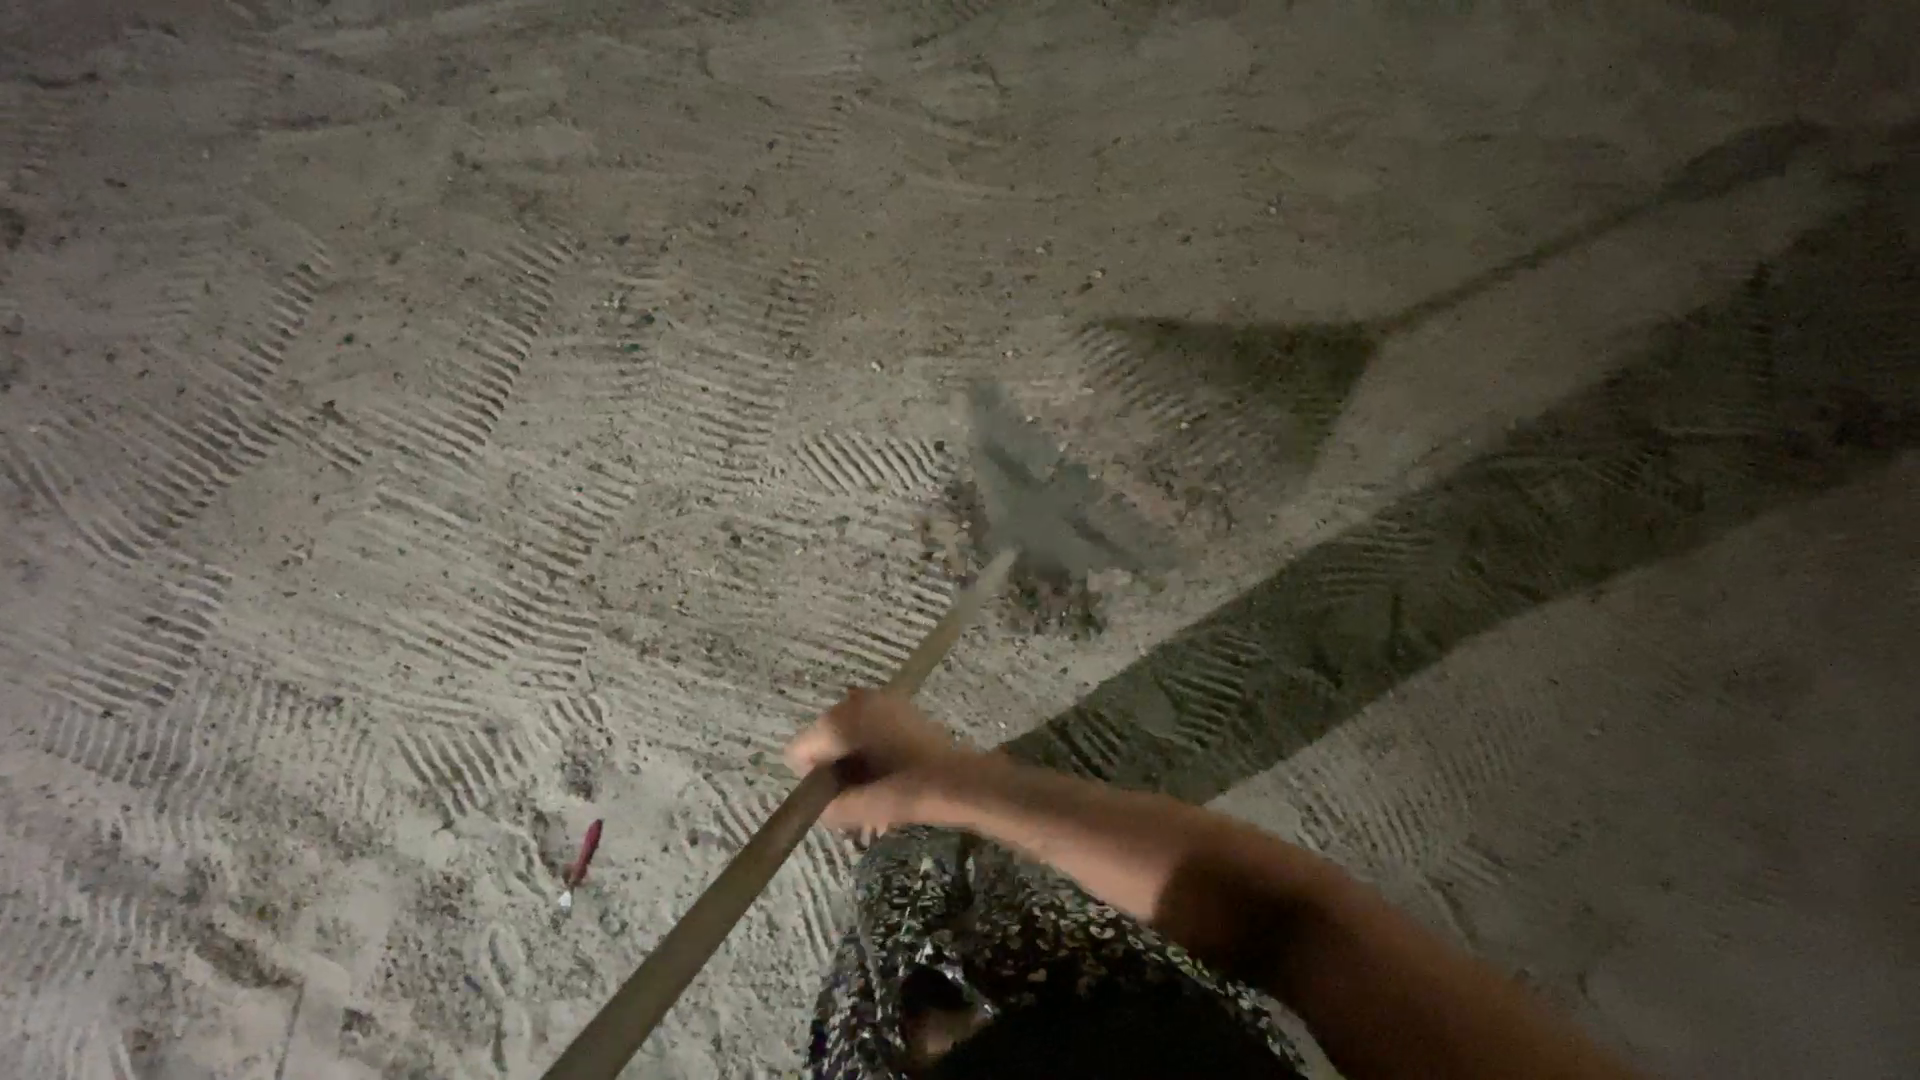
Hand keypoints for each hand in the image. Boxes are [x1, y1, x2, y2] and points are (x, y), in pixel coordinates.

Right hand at [785, 687, 978, 833]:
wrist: (965, 780)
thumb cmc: (911, 790)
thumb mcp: (865, 806)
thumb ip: (832, 807)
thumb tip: (821, 809)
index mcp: (841, 719)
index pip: (799, 751)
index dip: (813, 782)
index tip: (836, 802)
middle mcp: (856, 701)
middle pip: (826, 744)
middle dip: (837, 778)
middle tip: (856, 808)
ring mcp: (881, 702)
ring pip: (850, 742)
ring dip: (856, 774)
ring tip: (874, 806)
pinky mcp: (901, 710)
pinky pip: (871, 734)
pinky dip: (874, 760)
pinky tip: (889, 786)